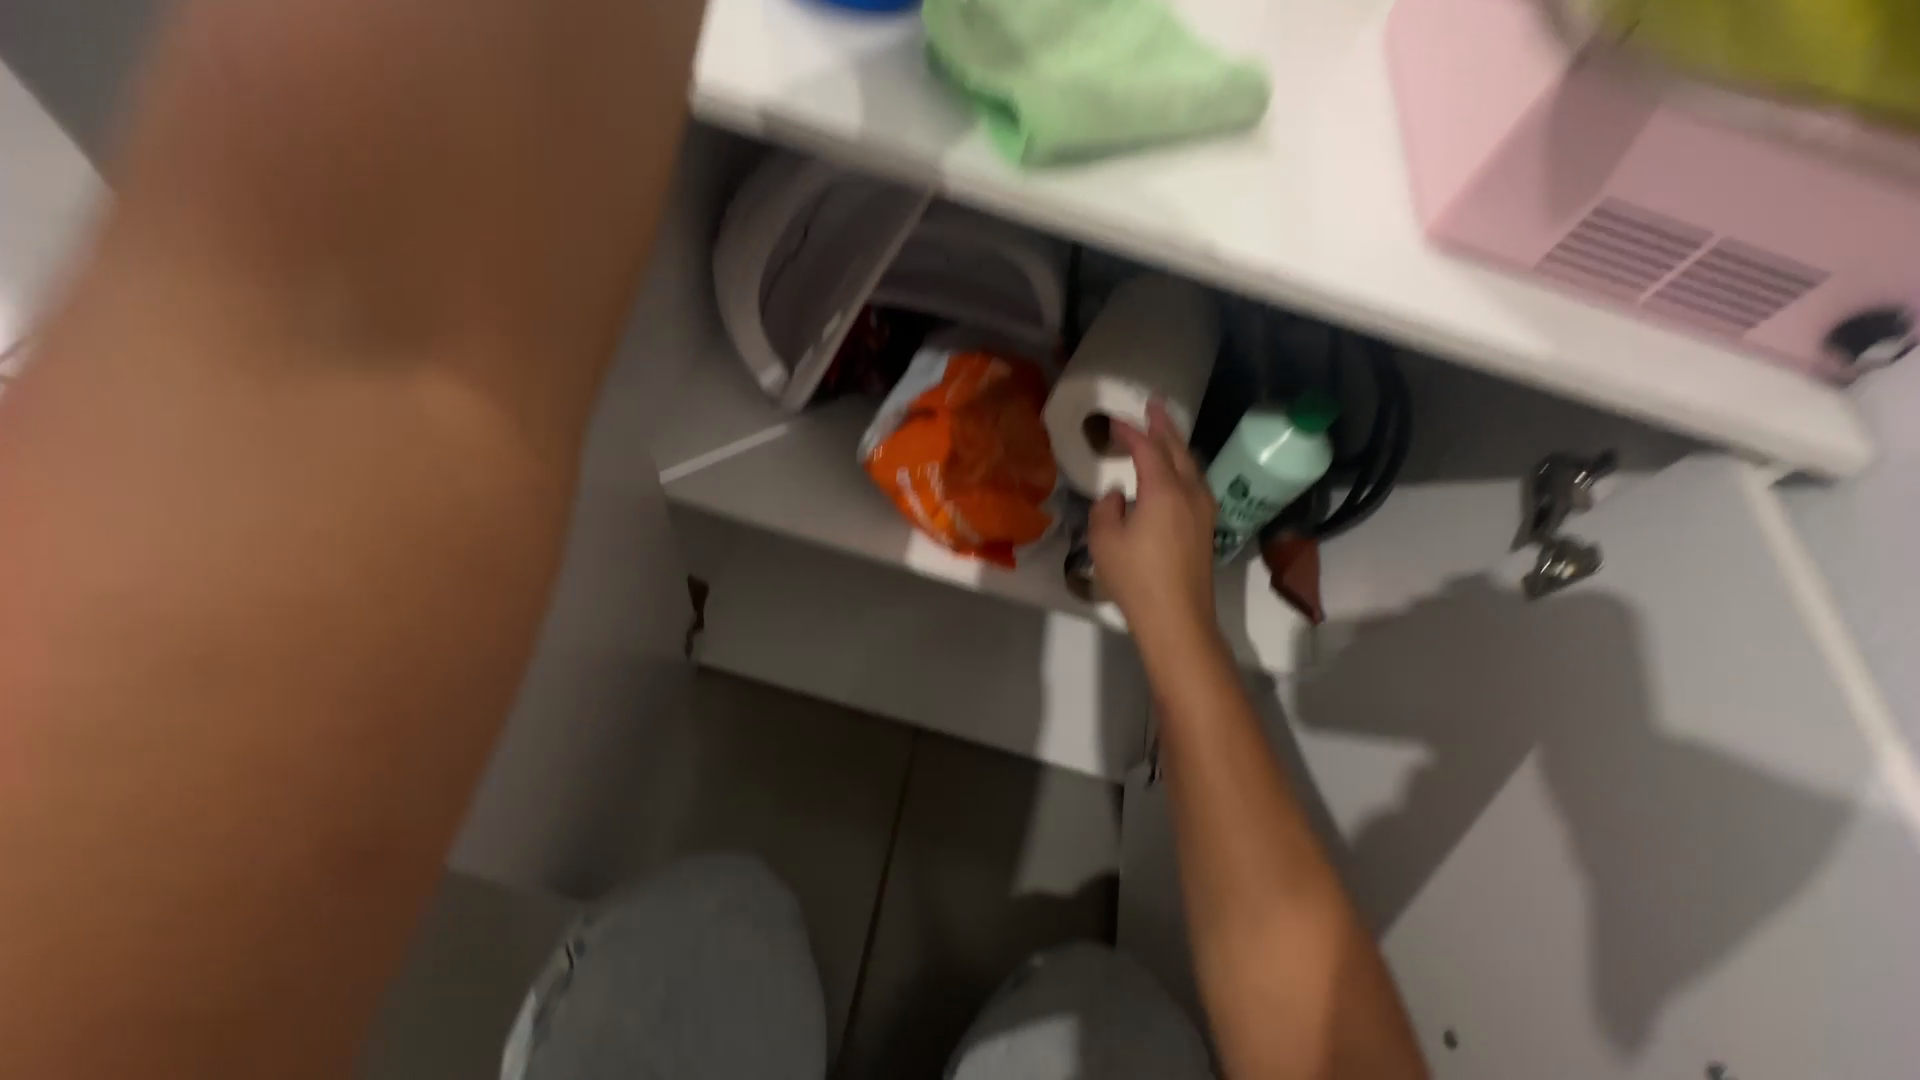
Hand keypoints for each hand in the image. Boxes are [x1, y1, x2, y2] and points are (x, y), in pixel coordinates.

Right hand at [1088, 402, 1221, 653]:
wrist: (1177, 618)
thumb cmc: (1136, 578)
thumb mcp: (1105, 540)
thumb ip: (1107, 509)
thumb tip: (1119, 496)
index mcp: (1164, 490)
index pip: (1147, 448)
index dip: (1130, 432)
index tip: (1114, 422)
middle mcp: (1189, 493)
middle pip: (1178, 449)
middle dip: (1164, 426)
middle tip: (1153, 406)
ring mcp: (1203, 511)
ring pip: (1192, 466)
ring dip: (1177, 446)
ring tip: (1165, 434)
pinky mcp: (1207, 528)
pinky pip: (1196, 483)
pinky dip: (1183, 467)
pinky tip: (1176, 474)